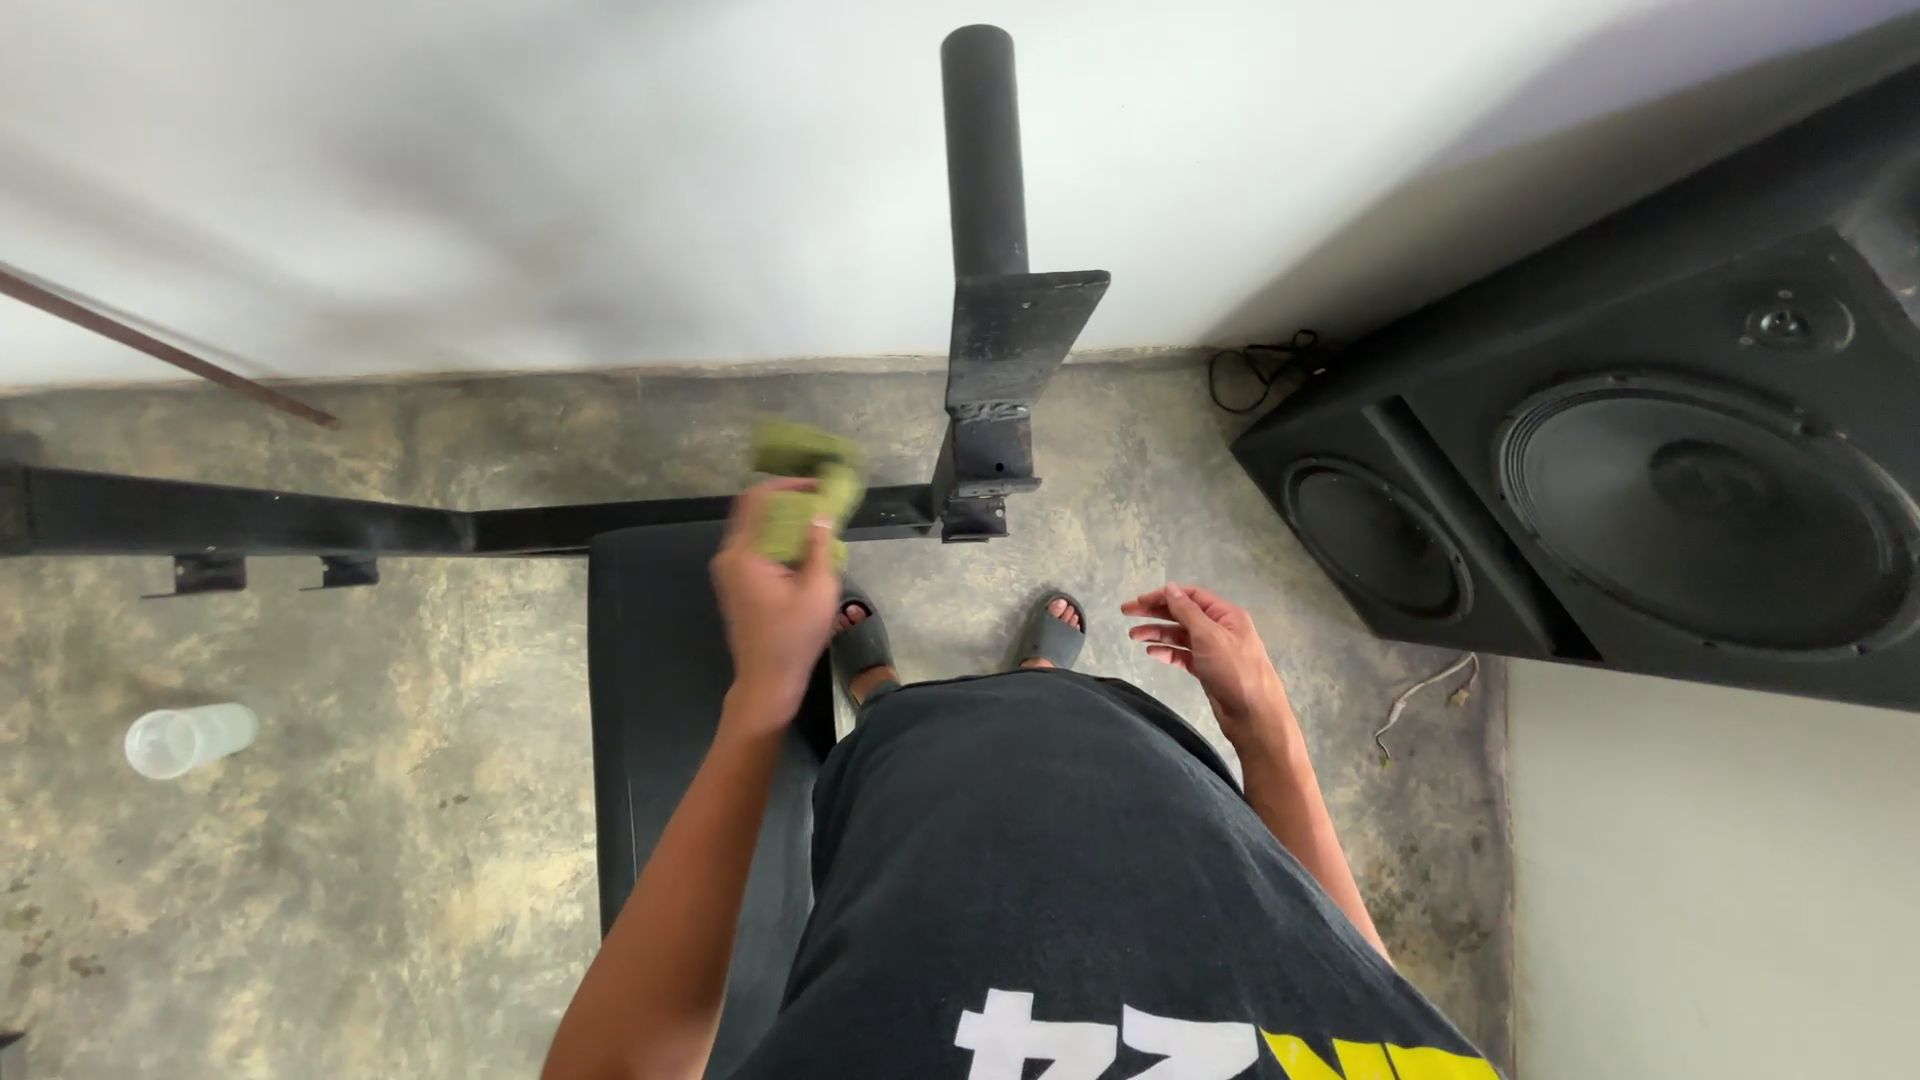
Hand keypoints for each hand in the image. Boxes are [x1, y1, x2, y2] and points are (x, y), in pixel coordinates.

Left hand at [710, 478, 841, 725]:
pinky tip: (803, 548)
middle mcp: (729, 557)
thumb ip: (818, 546)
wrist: (767, 679)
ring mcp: (728, 571)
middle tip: (821, 502)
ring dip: (784, 521)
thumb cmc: (794, 637)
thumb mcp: (818, 590)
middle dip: (789, 501)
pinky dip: (777, 540)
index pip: (758, 499)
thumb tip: (820, 514)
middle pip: (755, 511)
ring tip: (817, 523)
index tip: (817, 485)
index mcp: (745, 555)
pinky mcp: (735, 583)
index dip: (788, 485)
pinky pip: (755, 548)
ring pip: (755, 529)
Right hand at [1122, 583, 1297, 749]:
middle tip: (1126, 612)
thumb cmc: (1234, 671)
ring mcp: (1213, 650)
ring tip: (1133, 636)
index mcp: (1226, 615)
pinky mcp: (1207, 670)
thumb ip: (1187, 611)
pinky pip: (1183, 655)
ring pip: (1180, 636)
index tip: (1139, 601)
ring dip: (1157, 633)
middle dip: (1155, 612)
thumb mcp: (1209, 636)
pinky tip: (1152, 652)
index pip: (1190, 596)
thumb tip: (1170, 587)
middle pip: (1182, 614)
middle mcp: (1219, 629)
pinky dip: (1167, 652)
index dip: (1164, 596)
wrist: (1253, 715)